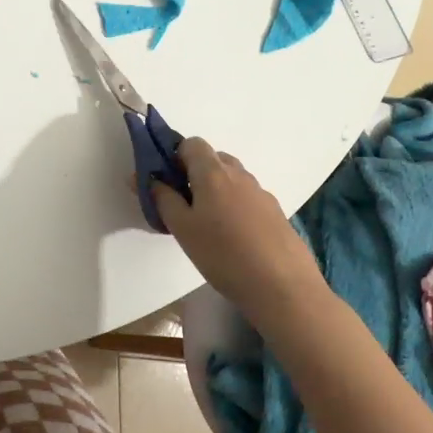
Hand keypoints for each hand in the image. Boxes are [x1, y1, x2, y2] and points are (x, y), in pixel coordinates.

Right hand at [153, 137, 324, 320]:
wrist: (284, 289)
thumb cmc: (223, 255)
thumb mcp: (181, 228)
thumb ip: (162, 198)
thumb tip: (147, 177)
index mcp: (213, 172)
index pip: (191, 143)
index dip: (175, 156)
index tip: (167, 181)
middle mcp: (239, 175)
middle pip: (214, 159)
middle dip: (196, 173)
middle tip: (185, 204)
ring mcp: (262, 194)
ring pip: (233, 179)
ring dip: (218, 190)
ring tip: (210, 225)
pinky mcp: (278, 214)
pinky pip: (249, 199)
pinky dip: (237, 207)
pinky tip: (236, 239)